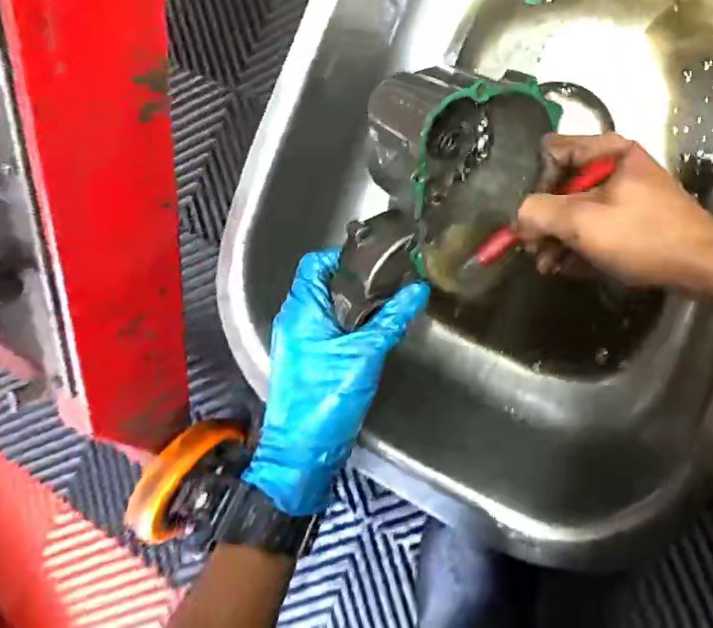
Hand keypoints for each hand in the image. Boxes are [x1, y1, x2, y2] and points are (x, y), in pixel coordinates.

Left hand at [240, 250, 428, 515]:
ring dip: (355, 301)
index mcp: (301, 310)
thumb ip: (392, 318)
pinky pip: (328, 324)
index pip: (316, 262)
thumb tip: (417, 289)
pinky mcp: (308, 356)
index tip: (375, 261)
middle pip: (324, 281)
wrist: (301, 455)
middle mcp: (294, 319)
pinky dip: (350, 320)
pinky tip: (374, 327)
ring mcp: (299, 339)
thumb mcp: (366, 354)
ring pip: (327, 303)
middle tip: (388, 279)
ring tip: (386, 300)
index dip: (344, 256)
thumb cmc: (325, 400)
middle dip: (356, 278)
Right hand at [513, 133, 712, 293]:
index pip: (552, 151)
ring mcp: (628, 191)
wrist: (705, 266)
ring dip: (560, 236)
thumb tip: (518, 218)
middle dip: (546, 218)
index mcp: (608, 150)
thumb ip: (540, 213)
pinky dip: (582, 242)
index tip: (530, 216)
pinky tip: (569, 268)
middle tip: (534, 250)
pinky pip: (598, 223)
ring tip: (548, 266)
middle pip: (563, 183)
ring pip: (579, 207)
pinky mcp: (635, 217)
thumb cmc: (644, 235)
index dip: (535, 182)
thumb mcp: (584, 223)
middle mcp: (616, 164)